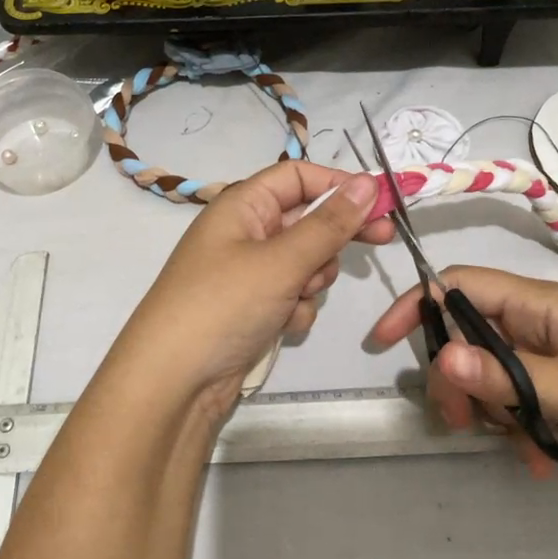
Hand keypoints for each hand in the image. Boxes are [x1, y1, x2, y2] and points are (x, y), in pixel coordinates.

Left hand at [107, 162, 396, 417]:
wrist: (174, 381)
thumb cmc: (224, 306)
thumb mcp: (282, 261)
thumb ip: (330, 224)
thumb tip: (369, 182)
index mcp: (242, 205)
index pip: (298, 176)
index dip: (340, 184)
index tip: (382, 202)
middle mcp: (244, 232)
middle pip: (306, 218)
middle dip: (335, 235)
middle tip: (382, 241)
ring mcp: (247, 273)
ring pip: (305, 261)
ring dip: (312, 279)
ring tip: (297, 296)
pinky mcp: (252, 308)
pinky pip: (292, 295)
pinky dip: (296, 308)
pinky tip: (283, 325)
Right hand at [368, 266, 557, 475]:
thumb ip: (508, 377)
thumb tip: (442, 360)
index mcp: (542, 304)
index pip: (460, 285)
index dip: (417, 306)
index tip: (384, 345)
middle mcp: (541, 322)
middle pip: (469, 334)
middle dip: (456, 379)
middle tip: (461, 424)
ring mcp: (555, 354)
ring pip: (492, 372)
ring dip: (491, 411)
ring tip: (516, 448)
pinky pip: (522, 398)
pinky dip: (520, 427)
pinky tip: (541, 460)